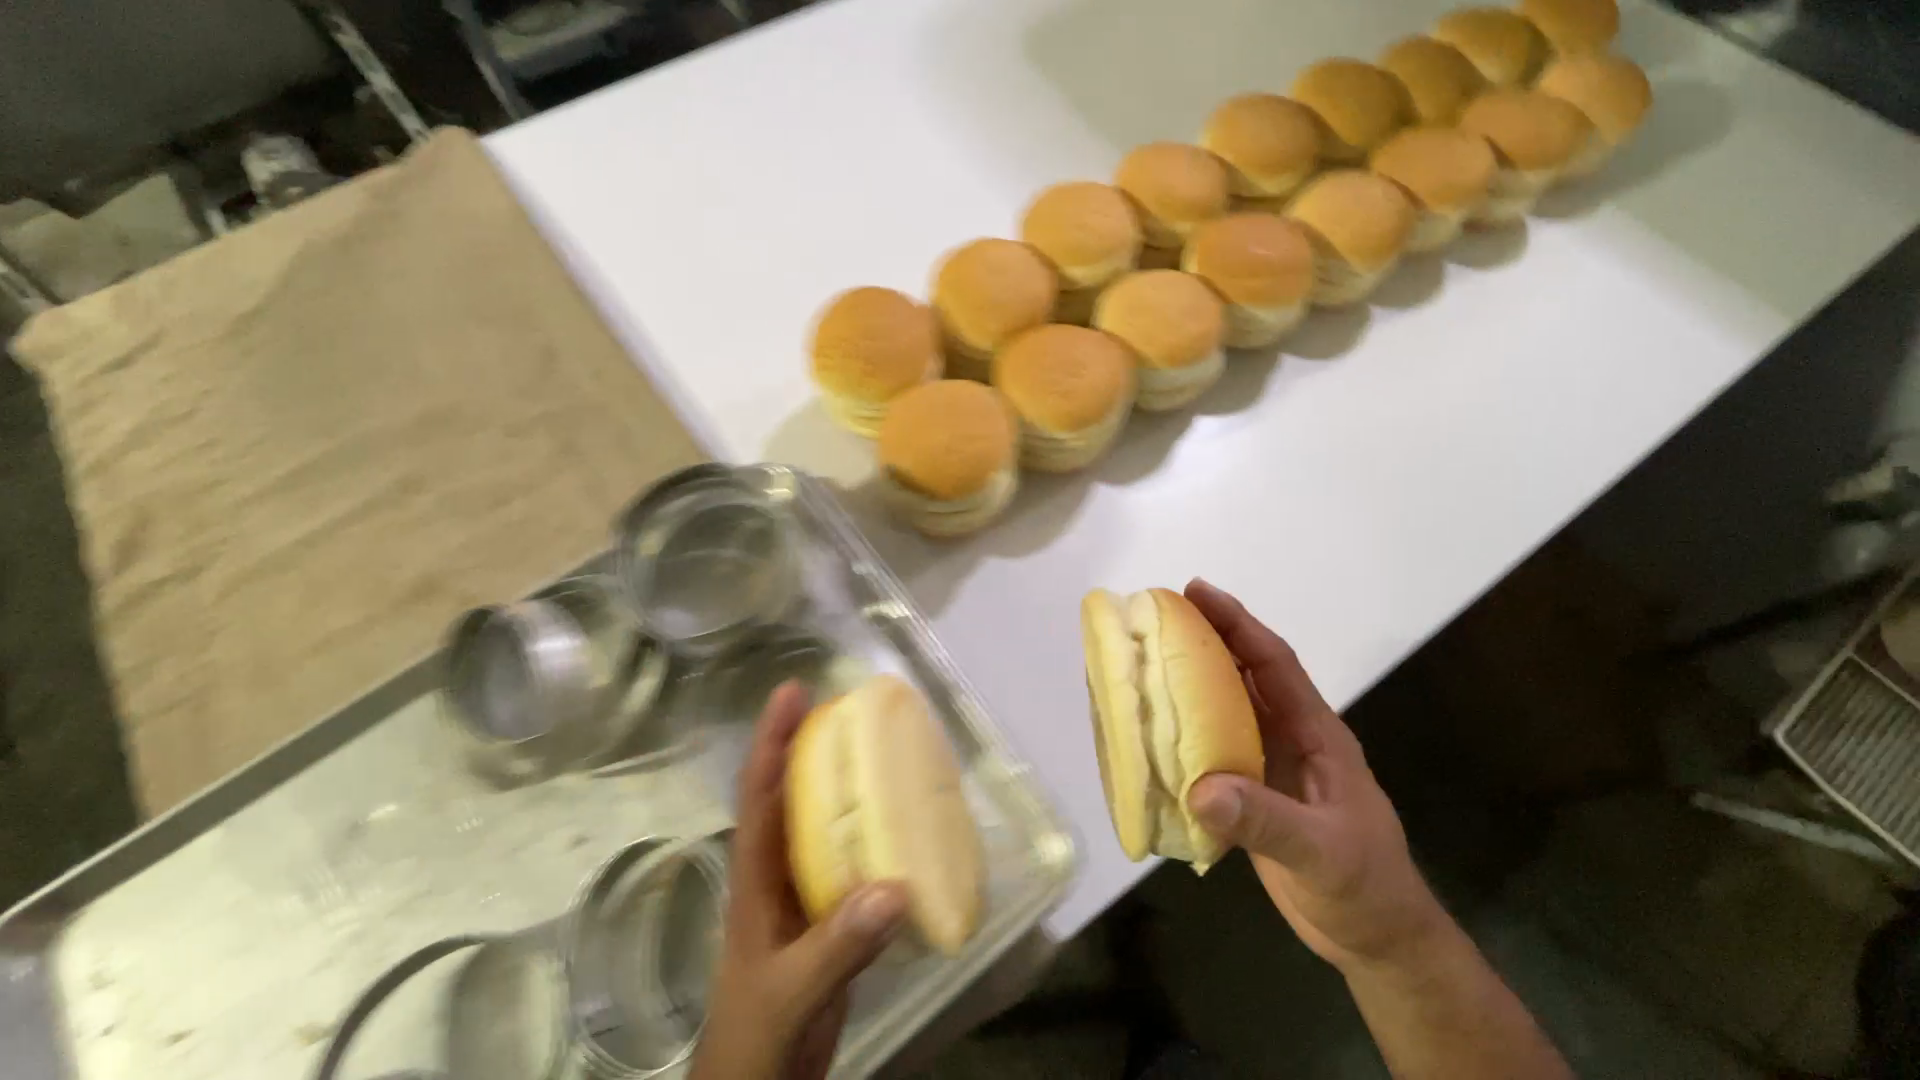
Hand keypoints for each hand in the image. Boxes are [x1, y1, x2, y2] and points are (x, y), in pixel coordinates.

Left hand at [691, 682, 908, 1079]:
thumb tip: (894, 887)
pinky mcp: (830, 926)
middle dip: (812, 748)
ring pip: (823, 829)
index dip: (772, 740)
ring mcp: (803, 901)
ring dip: (846, 790)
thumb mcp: (790, 990)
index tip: (792, 691)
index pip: (759, 794)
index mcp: (755, 880)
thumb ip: (836, 944)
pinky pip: (853, 869)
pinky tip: (907, 837)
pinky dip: (875, 844)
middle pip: (792, 797)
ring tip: (884, 755)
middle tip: (852, 710)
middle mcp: (777, 877)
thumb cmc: (755, 1036)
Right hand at [1182, 579, 1448, 975]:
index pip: (1273, 664)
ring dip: (1187, 686)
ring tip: (1139, 666)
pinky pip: (1211, 752)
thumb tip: (1199, 788)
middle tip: (1152, 619)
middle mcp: (1290, 739)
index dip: (1237, 624)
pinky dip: (1180, 738)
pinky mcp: (1252, 797)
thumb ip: (1264, 820)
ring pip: (1224, 711)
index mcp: (1316, 734)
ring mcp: (1270, 767)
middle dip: (1204, 641)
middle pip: (1243, 676)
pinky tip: (1147, 738)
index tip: (1195, 592)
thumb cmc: (1364, 886)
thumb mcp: (1320, 852)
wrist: (1376, 938)